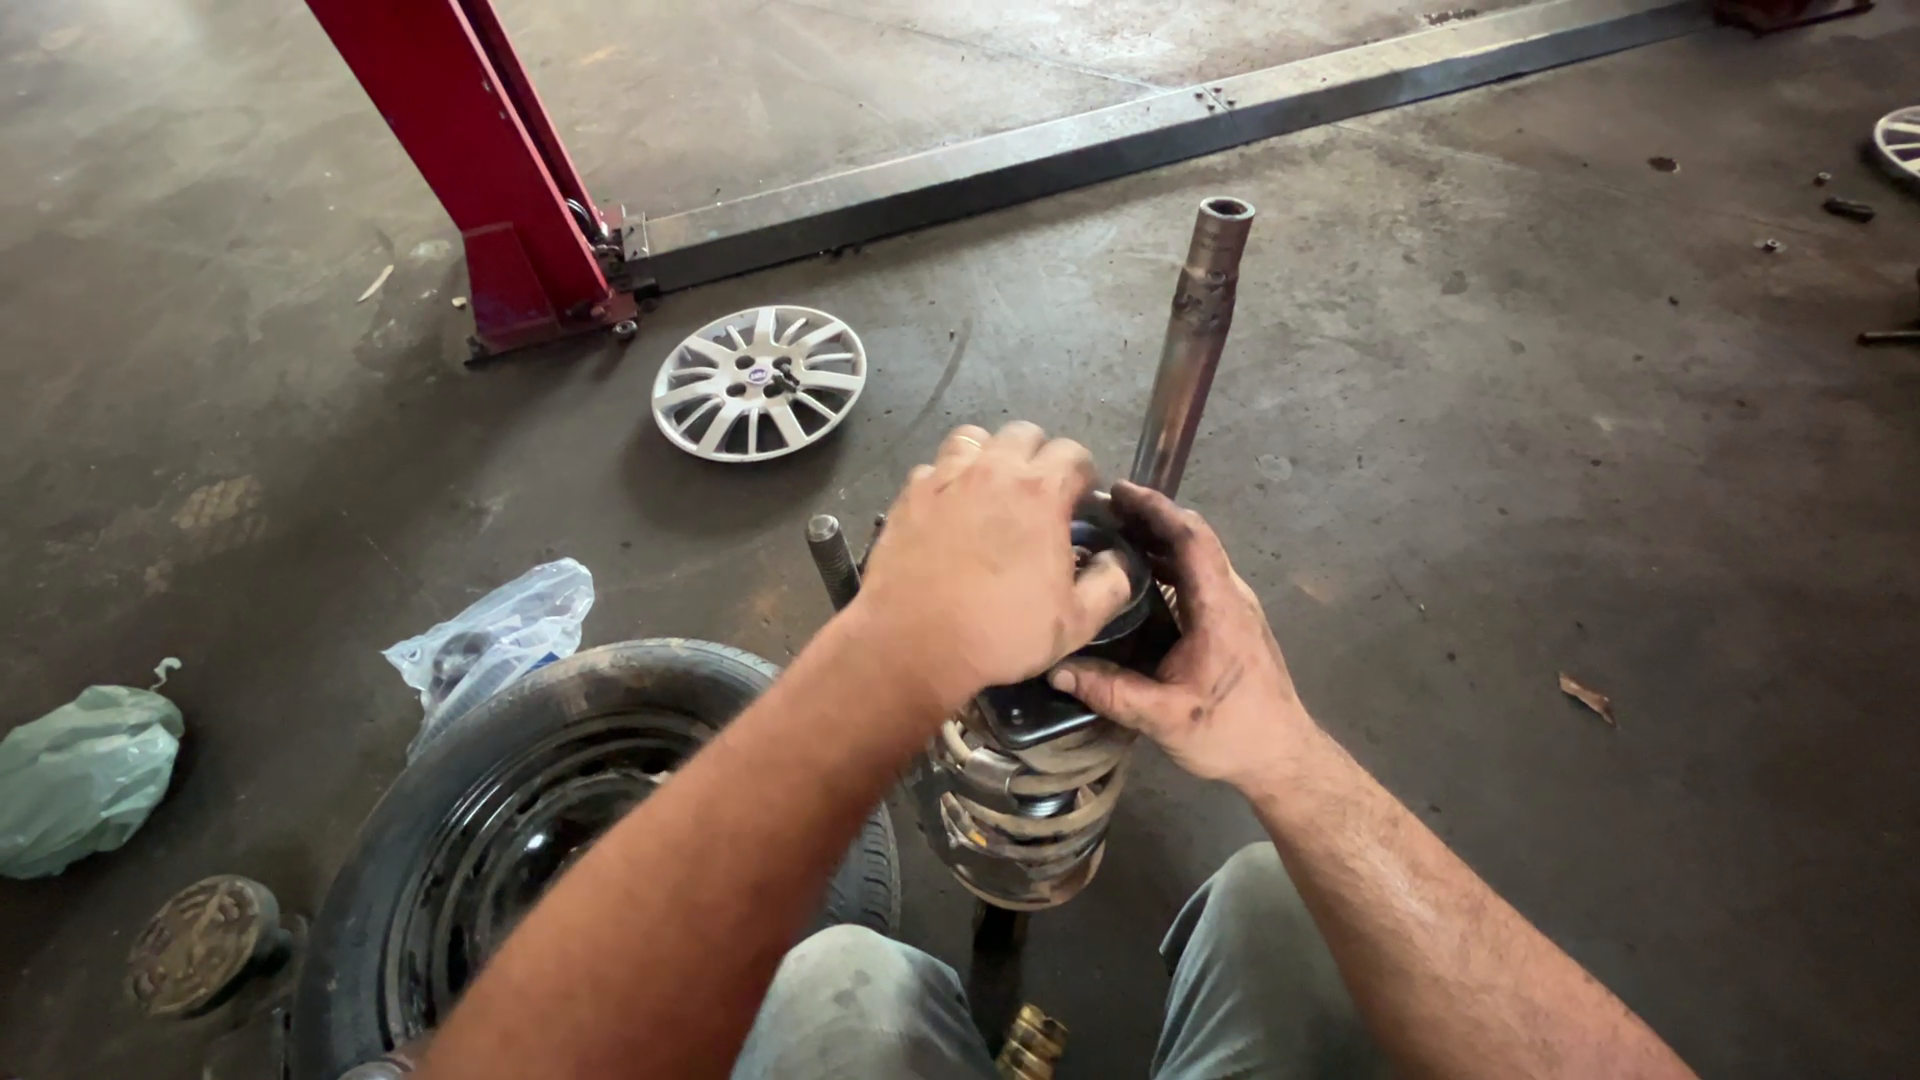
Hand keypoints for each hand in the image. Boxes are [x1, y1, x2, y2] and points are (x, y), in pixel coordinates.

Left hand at [849, 422, 1134, 712]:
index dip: (1082, 475)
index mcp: (1041, 492)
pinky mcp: (909, 494)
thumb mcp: (1075, 623)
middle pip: (1024, 433)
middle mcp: (993, 470)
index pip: (1074, 454)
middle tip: (1037, 493)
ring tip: (990, 488)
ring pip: (974, 438)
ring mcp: (946, 477)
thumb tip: (1118, 561)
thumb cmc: (1000, 634)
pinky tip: (948, 507)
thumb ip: (1110, 585)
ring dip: (990, 455)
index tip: (1079, 502)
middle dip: (1039, 456)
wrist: (912, 643)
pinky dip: (947, 479)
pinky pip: (934, 467)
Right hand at [1048, 481, 1314, 790]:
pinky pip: (1196, 572)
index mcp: (1219, 608)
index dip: (1155, 509)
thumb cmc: (1232, 734)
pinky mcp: (1230, 620)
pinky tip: (1135, 572)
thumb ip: (1111, 692)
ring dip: (1157, 536)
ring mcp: (1234, 606)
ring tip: (1111, 532)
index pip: (1191, 538)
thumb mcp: (1166, 718)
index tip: (1118, 491)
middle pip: (1193, 536)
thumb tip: (1057, 668)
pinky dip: (1165, 559)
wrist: (1283, 757)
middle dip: (1149, 515)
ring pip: (1196, 553)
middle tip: (1101, 508)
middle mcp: (1231, 596)